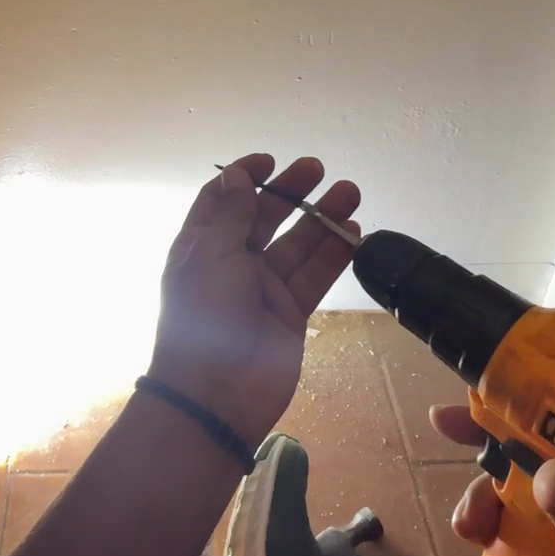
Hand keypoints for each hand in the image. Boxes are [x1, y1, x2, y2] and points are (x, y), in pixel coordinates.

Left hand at [146, 153, 360, 445]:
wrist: (215, 394)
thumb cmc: (204, 314)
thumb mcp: (212, 254)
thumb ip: (232, 215)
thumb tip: (236, 175)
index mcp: (202, 243)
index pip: (222, 198)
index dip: (243, 176)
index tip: (270, 161)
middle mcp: (231, 260)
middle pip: (263, 215)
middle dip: (289, 192)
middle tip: (318, 169)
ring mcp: (262, 286)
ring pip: (296, 243)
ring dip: (320, 219)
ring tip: (350, 193)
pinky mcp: (290, 311)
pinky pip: (313, 276)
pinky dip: (332, 254)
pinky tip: (353, 233)